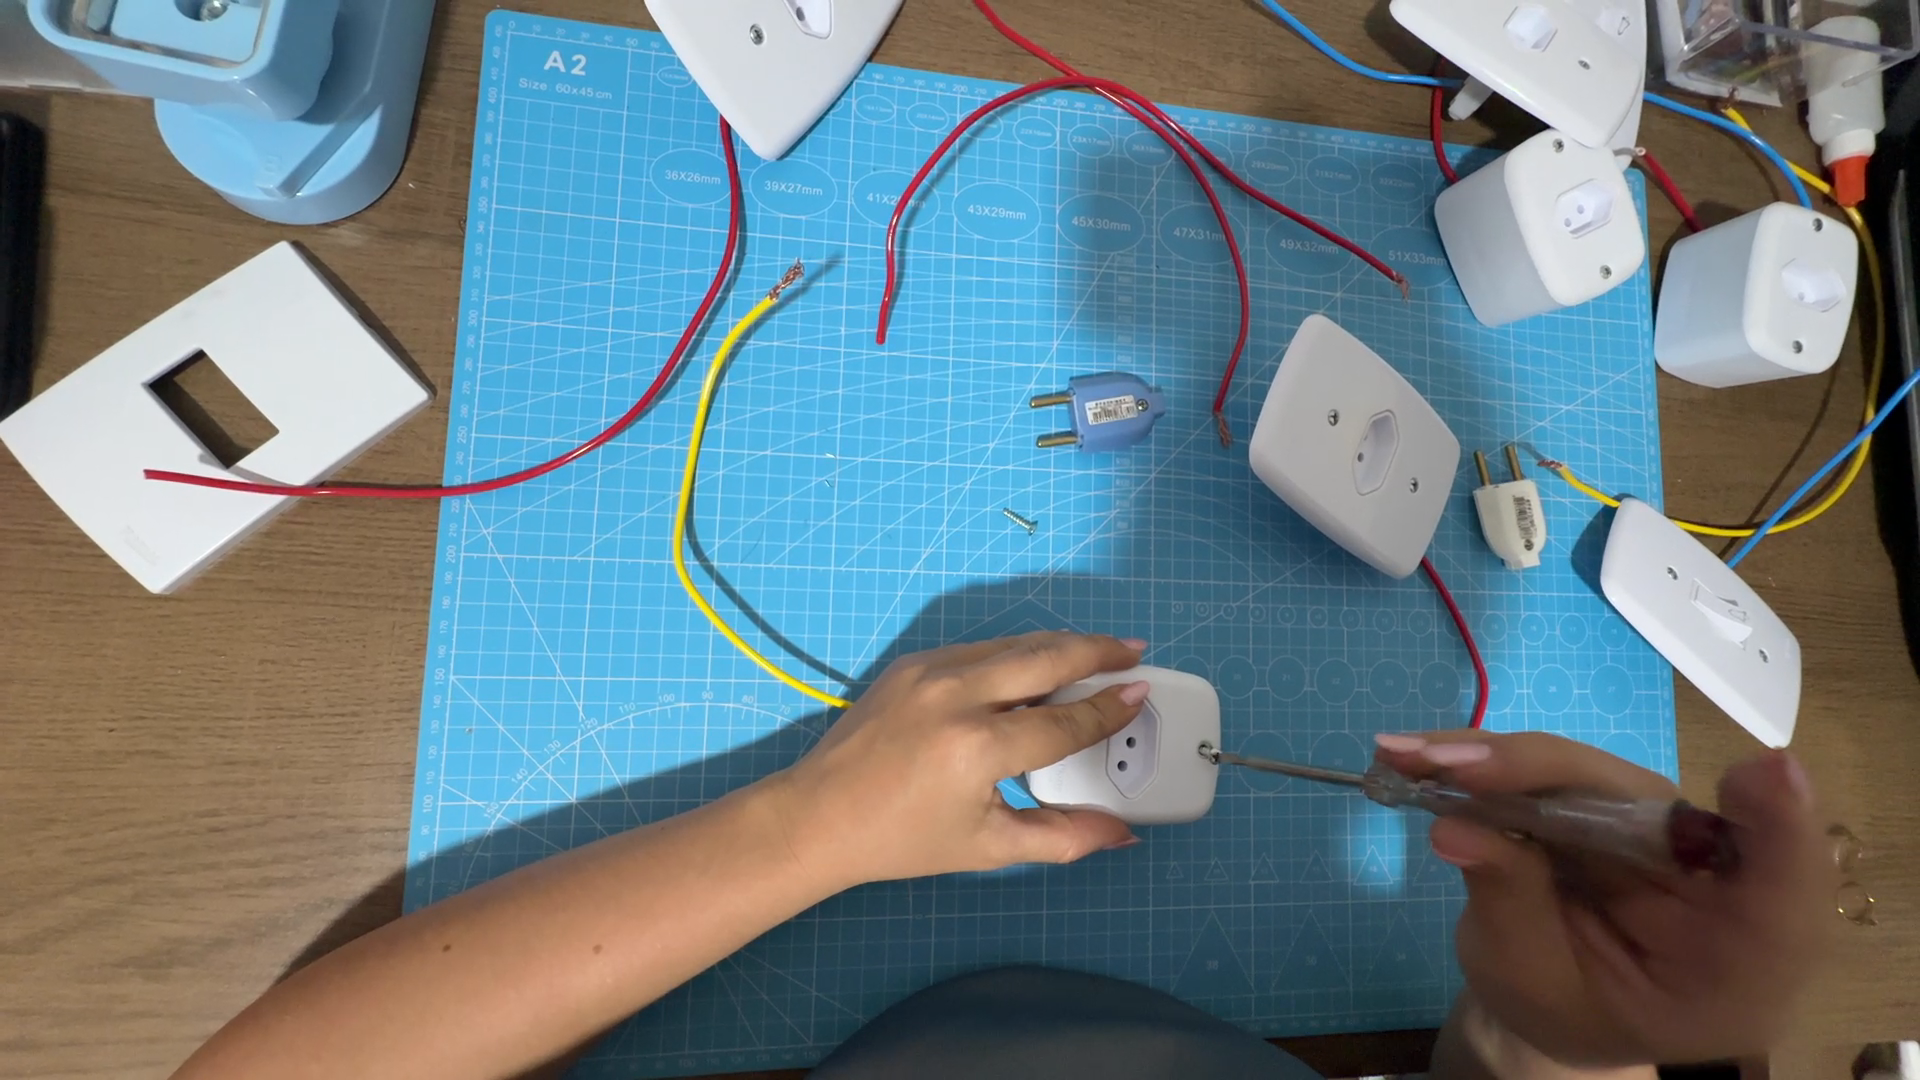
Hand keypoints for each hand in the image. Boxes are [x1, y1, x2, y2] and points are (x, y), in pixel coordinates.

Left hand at [766, 632, 1149, 890]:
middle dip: (1095, 649)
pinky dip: (1015, 654)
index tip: (1139, 691)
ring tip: (1095, 651)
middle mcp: (956, 695)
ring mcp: (930, 670)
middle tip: (1132, 648)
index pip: (1062, 722)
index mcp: (976, 747)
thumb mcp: (988, 847)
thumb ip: (1062, 836)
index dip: (1107, 708)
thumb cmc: (904, 839)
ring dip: (1057, 646)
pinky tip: (1035, 665)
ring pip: (1012, 645)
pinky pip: (979, 650)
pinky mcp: (913, 662)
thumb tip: (1123, 833)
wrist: (819, 814)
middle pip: (1044, 657)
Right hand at [1375, 731, 1826, 1069]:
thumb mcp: (1532, 980)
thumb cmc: (1563, 1012)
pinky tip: (1411, 753)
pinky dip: (1467, 759)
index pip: (1778, 889)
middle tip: (1447, 764)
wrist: (1548, 1003)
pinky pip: (1528, 769)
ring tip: (1401, 752)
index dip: (1775, 828)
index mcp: (1726, 950)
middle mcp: (1692, 870)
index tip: (1764, 770)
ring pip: (1569, 768)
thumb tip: (1453, 829)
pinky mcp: (1584, 802)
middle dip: (1534, 769)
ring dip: (1482, 755)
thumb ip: (1509, 907)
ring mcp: (1634, 827)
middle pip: (1630, 798)